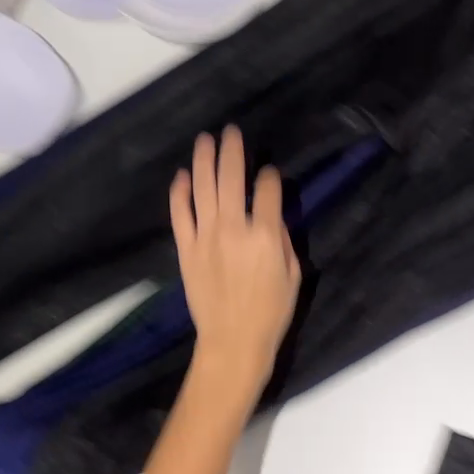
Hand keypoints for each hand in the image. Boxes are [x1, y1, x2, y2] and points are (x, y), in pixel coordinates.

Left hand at [170, 126, 300, 392]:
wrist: (233, 341)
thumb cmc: (271, 313)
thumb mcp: (293, 276)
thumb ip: (283, 241)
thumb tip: (271, 217)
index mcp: (265, 235)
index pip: (267, 190)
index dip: (270, 178)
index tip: (269, 176)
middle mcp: (234, 227)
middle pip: (231, 177)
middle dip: (233, 151)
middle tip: (232, 132)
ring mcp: (206, 236)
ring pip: (202, 186)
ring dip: (204, 159)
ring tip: (206, 140)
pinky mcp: (186, 248)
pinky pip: (180, 212)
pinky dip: (180, 191)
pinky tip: (183, 176)